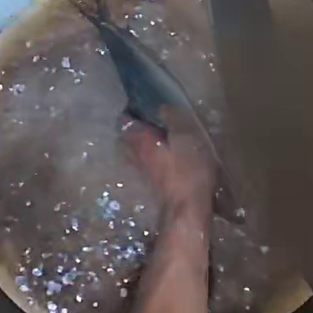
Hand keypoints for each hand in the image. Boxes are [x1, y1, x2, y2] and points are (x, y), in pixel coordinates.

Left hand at [120, 108, 214, 222]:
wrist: (187, 210)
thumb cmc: (187, 170)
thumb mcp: (186, 135)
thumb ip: (173, 117)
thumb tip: (162, 105)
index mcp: (140, 139)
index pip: (124, 120)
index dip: (131, 109)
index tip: (141, 102)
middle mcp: (135, 155)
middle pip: (127, 137)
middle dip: (135, 128)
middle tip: (151, 118)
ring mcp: (142, 172)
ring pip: (135, 152)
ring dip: (143, 144)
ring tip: (159, 136)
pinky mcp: (152, 184)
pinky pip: (147, 164)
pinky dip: (151, 158)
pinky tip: (165, 157)